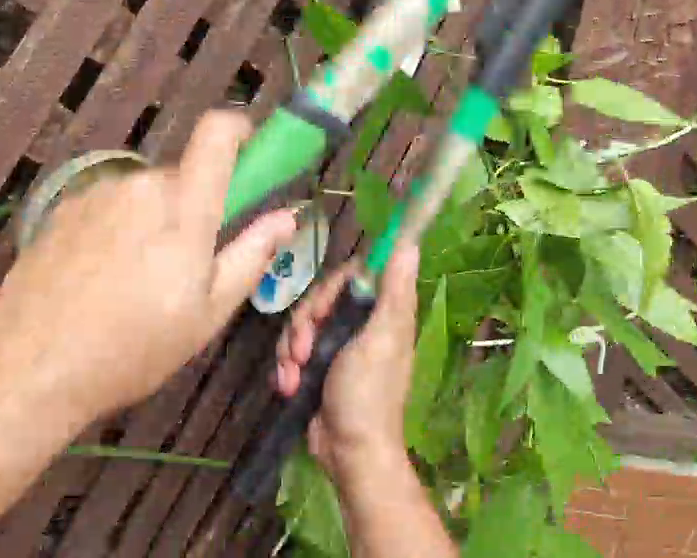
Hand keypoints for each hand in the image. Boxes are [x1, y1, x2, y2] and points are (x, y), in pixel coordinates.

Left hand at [0, 111, 299, 420]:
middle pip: (183, 175)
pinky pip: (109, 205)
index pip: (216, 132)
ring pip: (144, 193)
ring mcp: (97, 193)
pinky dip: (117, 228)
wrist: (31, 364)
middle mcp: (141, 184)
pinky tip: (99, 278)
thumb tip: (286, 216)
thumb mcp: (206, 314)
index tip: (251, 152)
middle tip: (187, 264)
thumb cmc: (133, 348)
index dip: (239, 128)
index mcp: (183, 206)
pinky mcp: (65, 207)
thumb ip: (250, 256)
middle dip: (194, 206)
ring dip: (152, 220)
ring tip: (136, 282)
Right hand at [274, 242, 419, 486]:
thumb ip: (393, 291)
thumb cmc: (368, 394)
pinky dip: (287, 367)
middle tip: (305, 350)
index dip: (330, 287)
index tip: (322, 308)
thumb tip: (410, 242)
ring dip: (292, 349)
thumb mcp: (382, 338)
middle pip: (319, 299)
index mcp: (381, 315)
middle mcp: (359, 326)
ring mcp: (335, 348)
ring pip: (301, 324)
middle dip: (304, 323)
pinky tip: (288, 386)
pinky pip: (291, 351)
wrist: (348, 454)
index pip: (351, 276)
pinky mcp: (315, 369)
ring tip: (295, 374)